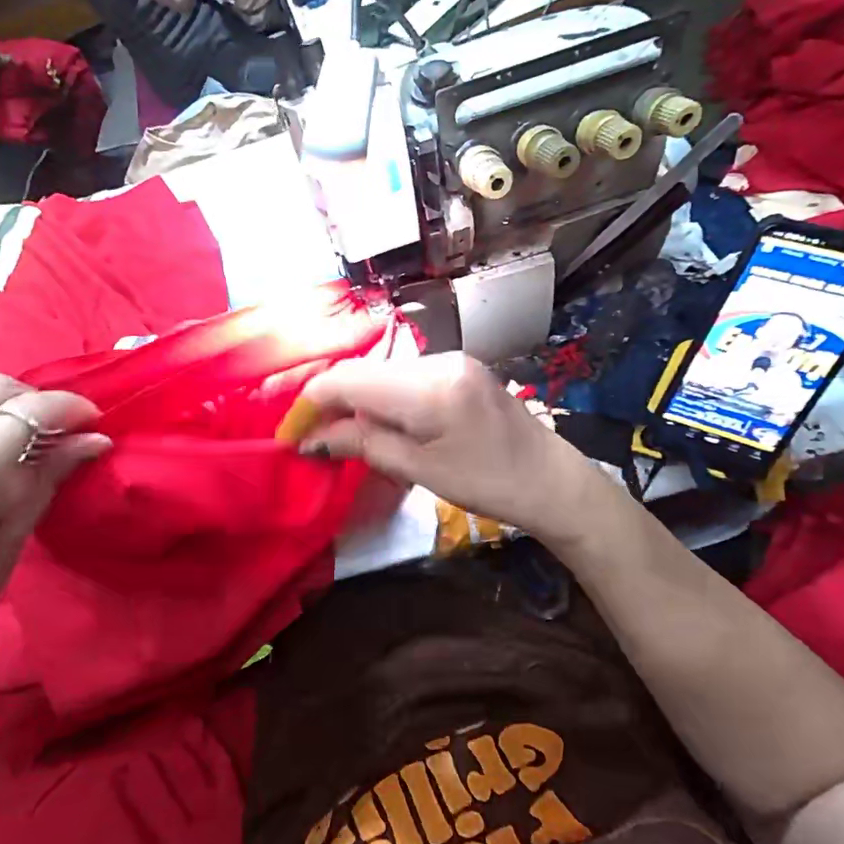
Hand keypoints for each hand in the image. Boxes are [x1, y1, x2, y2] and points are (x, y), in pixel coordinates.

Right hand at [298, 352, 607, 538]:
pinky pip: (402, 376)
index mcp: (429, 388)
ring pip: (380, 373)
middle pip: (362, 373)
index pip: (348, 381)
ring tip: (341, 436)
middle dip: (330, 403)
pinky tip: (378, 423)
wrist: (552, 480)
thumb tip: (311, 438)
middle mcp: (437, 360)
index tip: (290, 435)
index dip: (311, 404)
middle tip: (309, 440)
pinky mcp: (457, 366)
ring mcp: (450, 359)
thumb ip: (362, 443)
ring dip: (354, 401)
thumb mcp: (419, 469)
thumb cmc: (488, 485)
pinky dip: (381, 398)